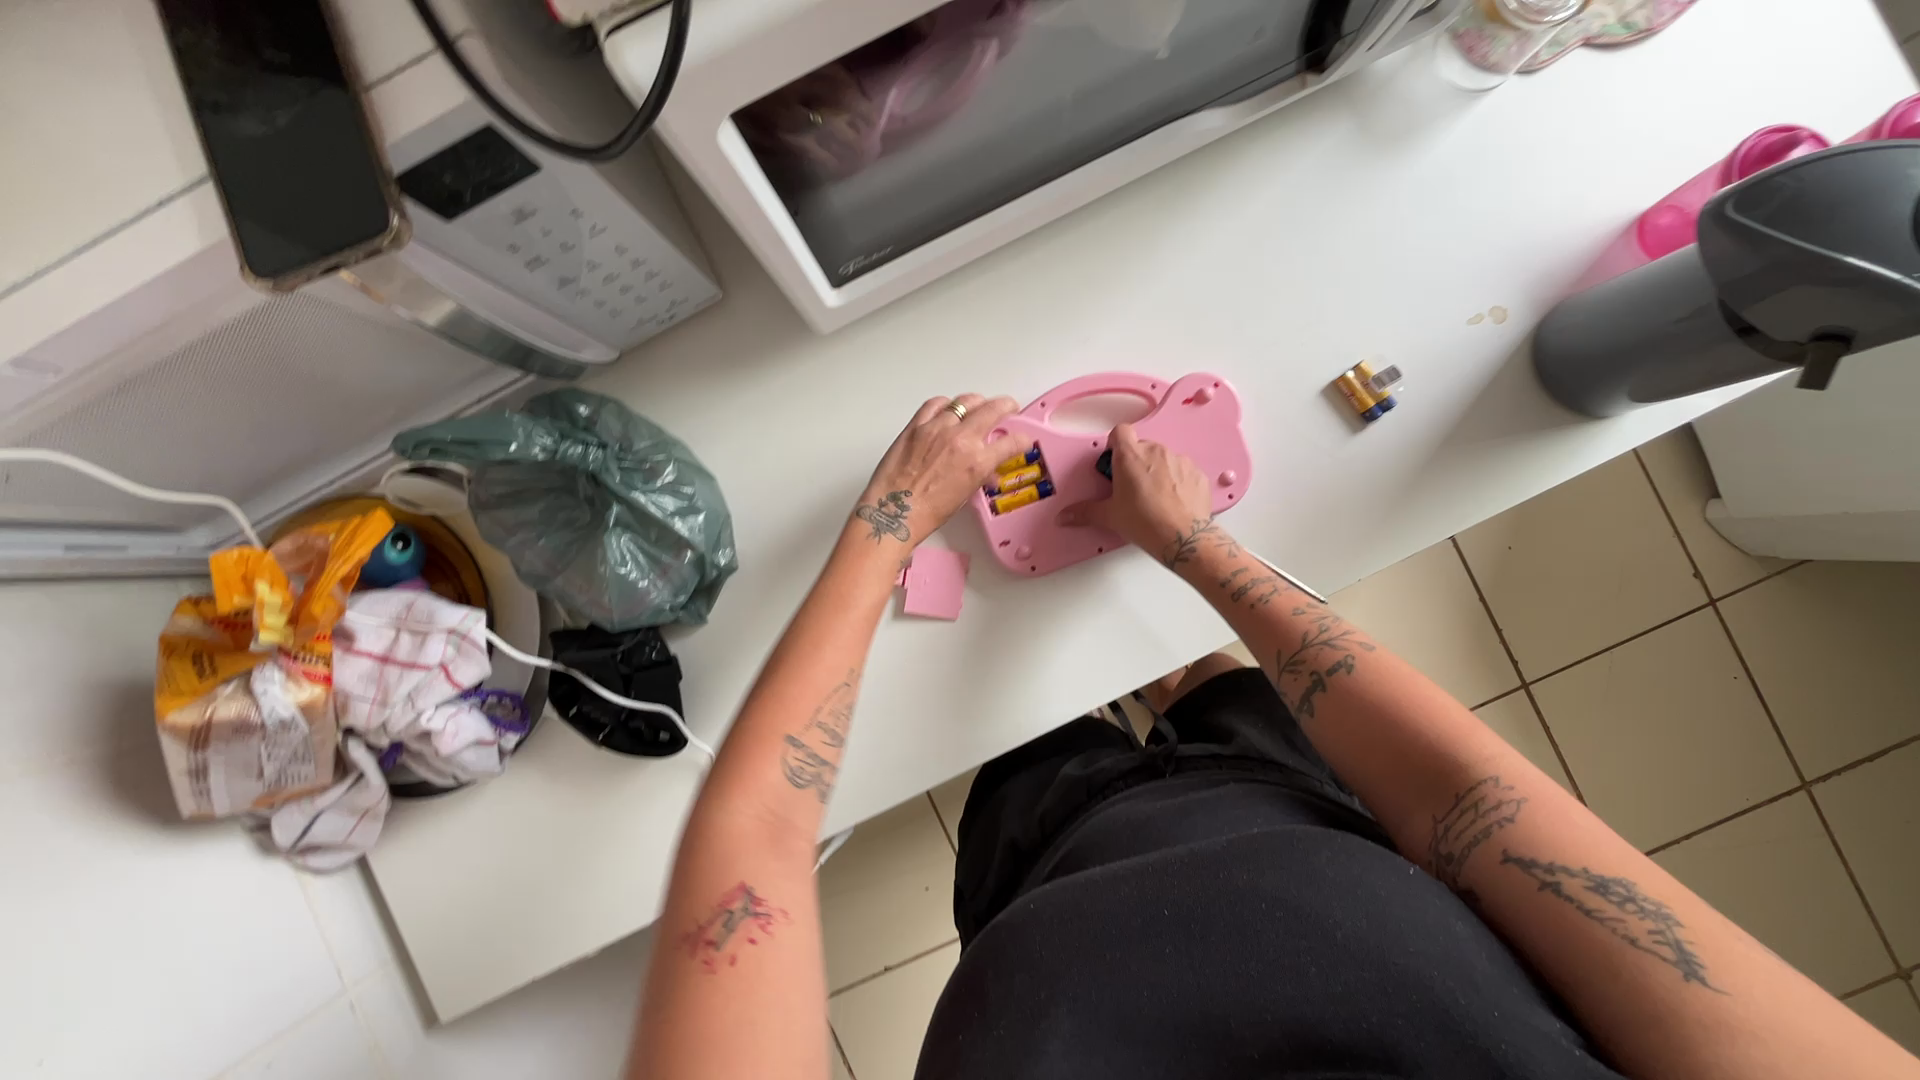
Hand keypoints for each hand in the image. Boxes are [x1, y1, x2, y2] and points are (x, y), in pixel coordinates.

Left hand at [852, 394, 1019, 549]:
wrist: (894, 512)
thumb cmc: (928, 512)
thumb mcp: (964, 496)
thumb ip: (980, 476)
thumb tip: (989, 472)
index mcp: (978, 461)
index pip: (1011, 442)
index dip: (1022, 439)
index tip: (1021, 439)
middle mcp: (961, 439)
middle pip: (993, 409)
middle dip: (1006, 406)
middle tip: (1009, 407)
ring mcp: (937, 428)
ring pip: (966, 401)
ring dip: (978, 402)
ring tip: (980, 405)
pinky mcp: (917, 425)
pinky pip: (936, 404)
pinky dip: (947, 404)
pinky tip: (949, 408)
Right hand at [1059, 423, 1214, 566]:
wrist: (1184, 537)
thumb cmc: (1145, 522)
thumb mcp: (1110, 516)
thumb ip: (1085, 512)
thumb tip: (1065, 516)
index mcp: (1130, 456)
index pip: (1120, 431)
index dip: (1115, 443)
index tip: (1113, 460)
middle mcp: (1155, 451)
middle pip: (1142, 447)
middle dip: (1136, 462)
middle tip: (1131, 488)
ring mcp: (1179, 460)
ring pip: (1163, 458)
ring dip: (1157, 471)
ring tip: (1153, 498)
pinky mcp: (1196, 473)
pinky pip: (1183, 471)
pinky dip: (1177, 482)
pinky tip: (1172, 502)